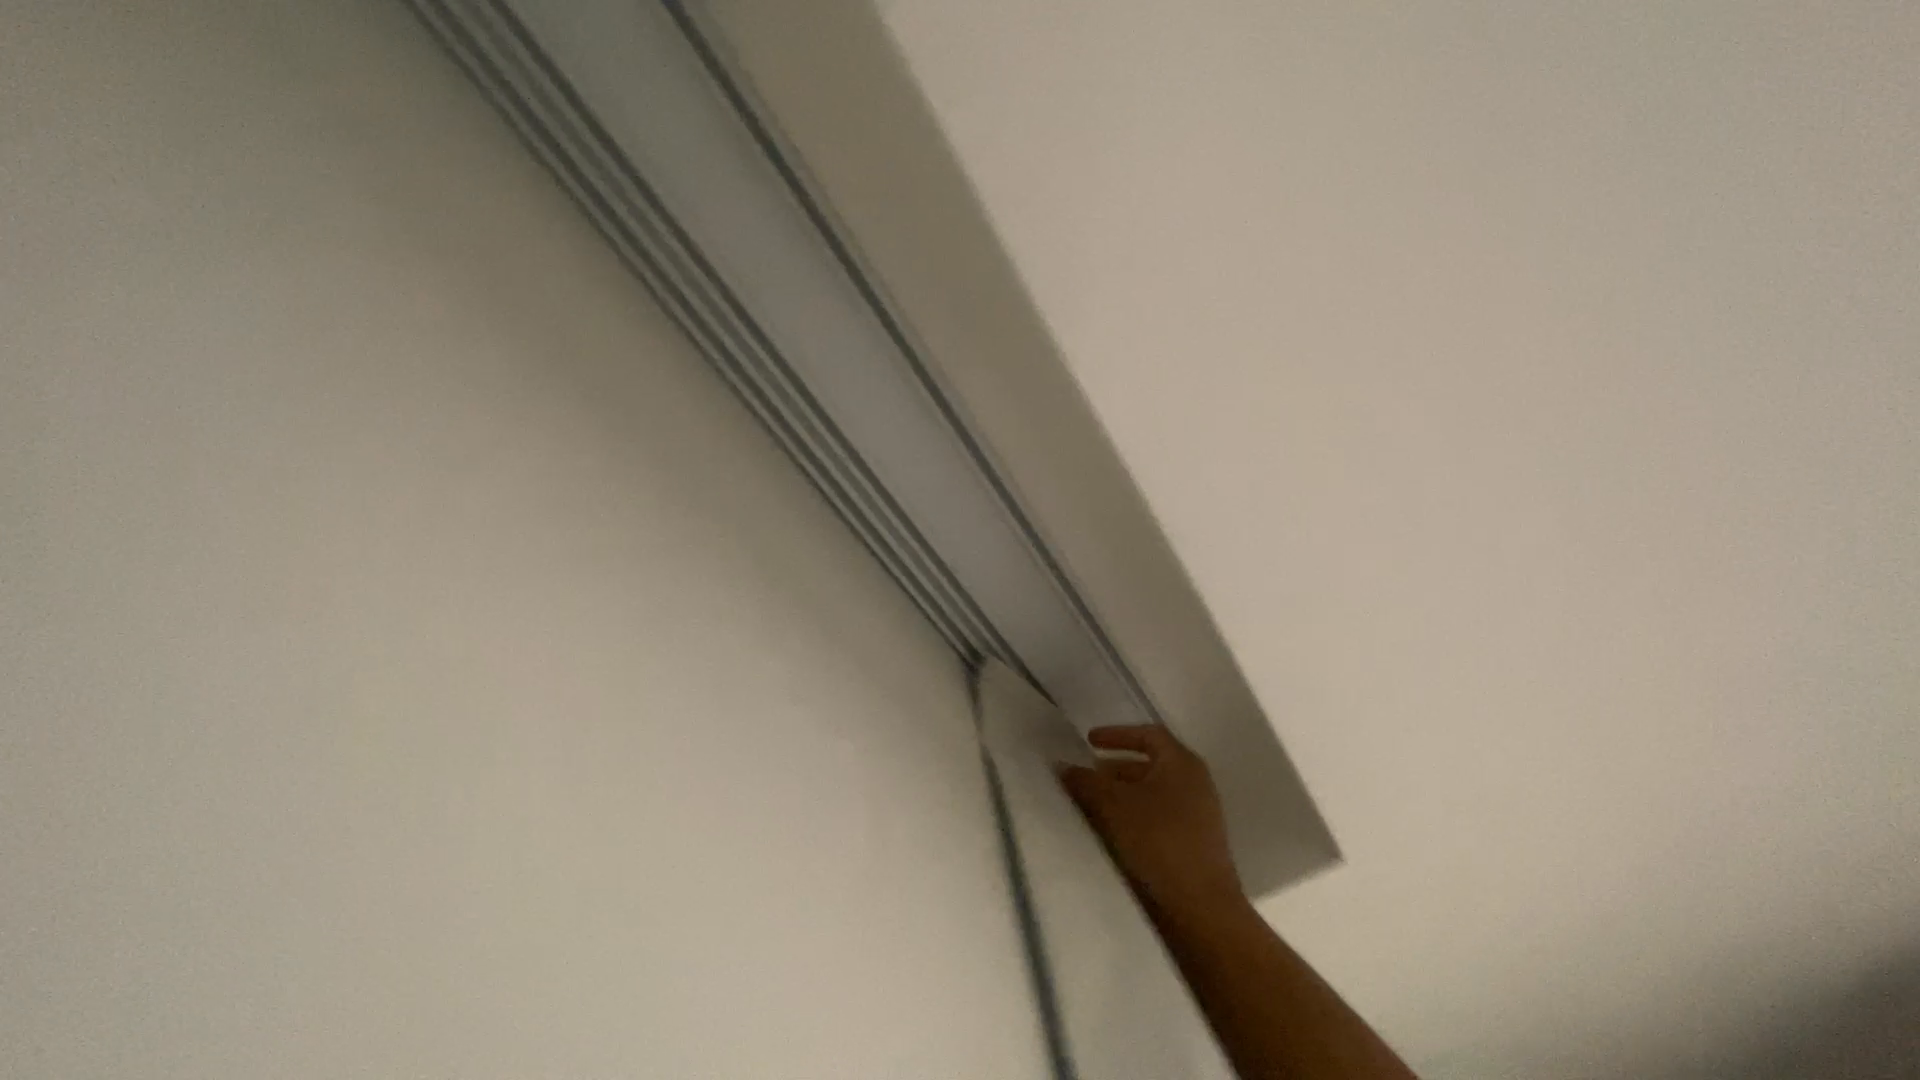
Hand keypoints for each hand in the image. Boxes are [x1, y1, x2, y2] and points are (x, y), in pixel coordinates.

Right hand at [1058, 724, 1244, 916]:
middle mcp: (1194, 783)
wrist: (1200, 905)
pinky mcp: (1194, 843)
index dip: (1116, 734)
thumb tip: (1063, 766)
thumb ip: (1086, 782)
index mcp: (1182, 763)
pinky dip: (1132, 817)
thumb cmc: (1159, 841)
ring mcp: (1198, 815)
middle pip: (1149, 765)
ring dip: (1120, 796)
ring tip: (1089, 807)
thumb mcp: (1115, 806)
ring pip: (1151, 794)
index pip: (1149, 734)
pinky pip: (1157, 818)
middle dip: (1113, 770)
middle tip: (1083, 779)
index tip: (1088, 741)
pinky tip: (1110, 833)